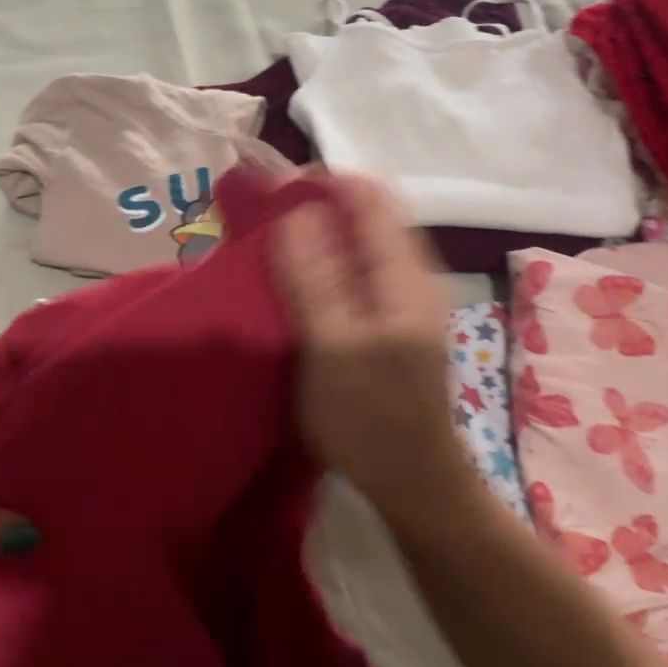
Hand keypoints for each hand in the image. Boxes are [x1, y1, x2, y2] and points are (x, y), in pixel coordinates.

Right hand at [271, 173, 473, 521]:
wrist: (412, 483)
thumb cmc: (371, 419)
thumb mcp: (335, 349)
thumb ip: (316, 280)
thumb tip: (294, 212)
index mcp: (405, 277)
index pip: (368, 198)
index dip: (320, 184)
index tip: (267, 191)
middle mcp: (408, 278)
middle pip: (361, 217)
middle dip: (309, 208)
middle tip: (255, 220)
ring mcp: (399, 301)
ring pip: (354, 245)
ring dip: (310, 238)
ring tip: (261, 246)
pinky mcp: (384, 323)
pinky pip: (350, 274)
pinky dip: (317, 267)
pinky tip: (286, 283)